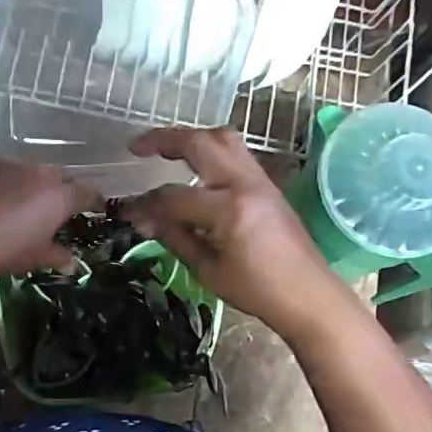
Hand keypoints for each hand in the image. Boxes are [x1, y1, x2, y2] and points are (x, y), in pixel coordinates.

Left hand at [0, 160, 102, 277]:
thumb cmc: (3, 250)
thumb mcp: (35, 258)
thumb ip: (58, 256)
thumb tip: (73, 263)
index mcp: (59, 195)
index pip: (87, 192)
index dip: (93, 201)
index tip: (94, 209)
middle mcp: (40, 173)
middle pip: (60, 177)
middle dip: (61, 191)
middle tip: (55, 210)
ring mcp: (11, 165)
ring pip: (32, 171)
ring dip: (34, 185)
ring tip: (24, 205)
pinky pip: (6, 171)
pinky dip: (8, 183)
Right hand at [120, 128, 335, 332]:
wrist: (307, 294)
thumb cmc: (256, 290)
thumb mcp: (206, 269)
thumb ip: (174, 237)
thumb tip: (142, 218)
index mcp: (228, 210)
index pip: (173, 196)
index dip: (144, 203)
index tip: (124, 210)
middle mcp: (245, 184)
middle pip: (200, 143)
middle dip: (163, 140)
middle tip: (136, 147)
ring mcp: (260, 180)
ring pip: (223, 138)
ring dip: (191, 137)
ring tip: (165, 147)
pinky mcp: (267, 184)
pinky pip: (236, 152)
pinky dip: (210, 150)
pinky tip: (194, 164)